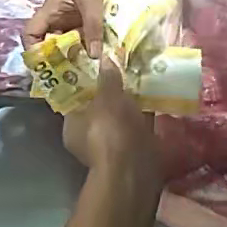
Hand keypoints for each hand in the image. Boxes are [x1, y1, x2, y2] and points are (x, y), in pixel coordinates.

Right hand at [27, 0, 120, 57]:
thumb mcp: (92, 0)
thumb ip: (93, 27)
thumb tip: (93, 57)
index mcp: (52, 9)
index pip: (32, 33)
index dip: (34, 50)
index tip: (48, 66)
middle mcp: (61, 13)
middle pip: (54, 38)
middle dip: (62, 55)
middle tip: (76, 74)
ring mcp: (76, 10)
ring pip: (73, 34)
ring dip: (81, 47)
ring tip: (92, 66)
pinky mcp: (92, 7)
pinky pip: (88, 27)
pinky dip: (94, 37)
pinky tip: (105, 49)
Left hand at [61, 58, 158, 183]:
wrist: (135, 168)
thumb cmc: (111, 130)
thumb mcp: (108, 96)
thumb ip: (107, 77)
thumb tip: (105, 58)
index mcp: (72, 123)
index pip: (76, 97)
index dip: (88, 80)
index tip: (101, 63)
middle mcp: (88, 135)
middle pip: (100, 105)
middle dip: (113, 89)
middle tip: (125, 67)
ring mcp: (111, 143)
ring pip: (120, 115)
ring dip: (131, 101)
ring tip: (142, 76)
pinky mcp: (131, 148)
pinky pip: (137, 124)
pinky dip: (144, 113)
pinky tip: (154, 96)